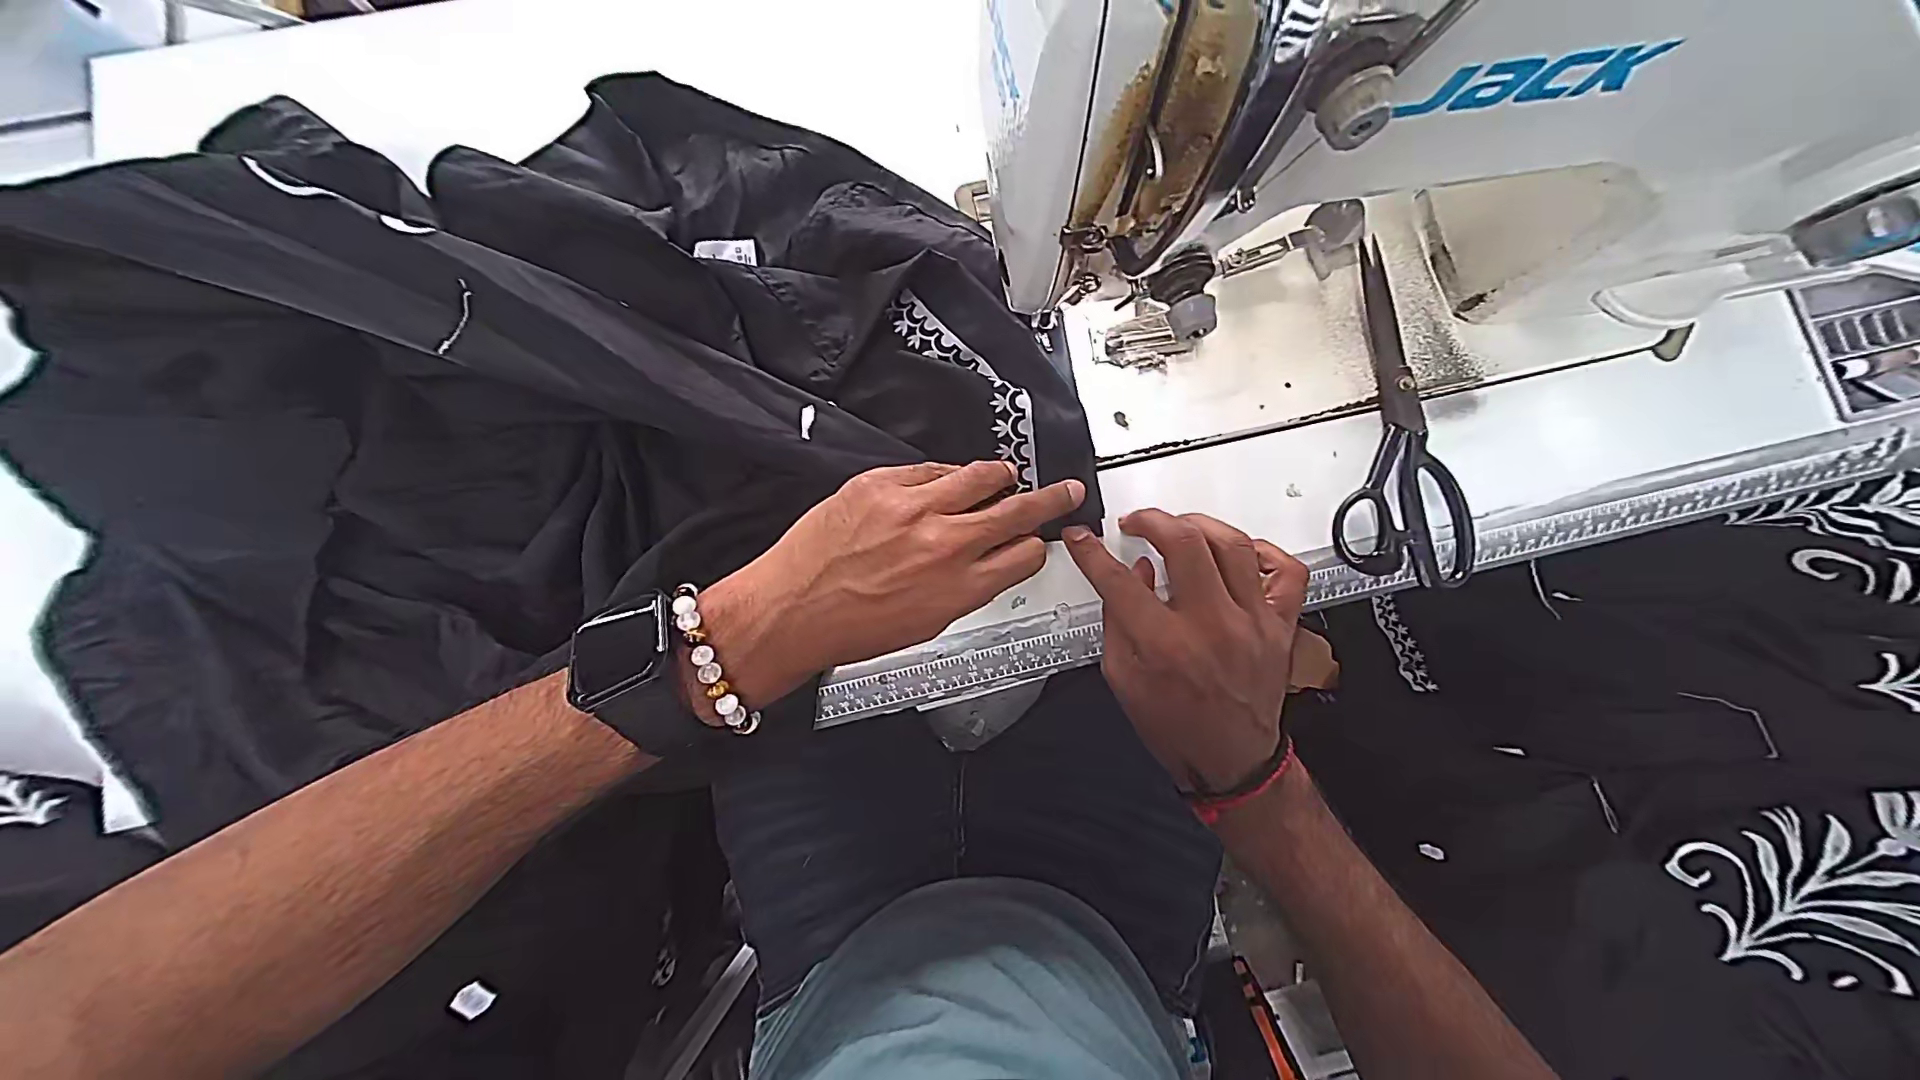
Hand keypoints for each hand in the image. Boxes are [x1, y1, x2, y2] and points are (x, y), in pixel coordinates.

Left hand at [693, 461, 1085, 714]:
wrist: (790, 610)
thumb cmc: (851, 628)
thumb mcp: (927, 622)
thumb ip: (967, 586)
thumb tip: (988, 563)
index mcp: (961, 587)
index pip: (1024, 554)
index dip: (1035, 544)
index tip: (1035, 537)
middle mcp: (945, 544)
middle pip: (1018, 509)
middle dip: (1049, 498)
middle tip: (1062, 489)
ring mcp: (913, 508)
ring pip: (981, 476)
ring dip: (1001, 476)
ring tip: (1006, 475)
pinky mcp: (881, 484)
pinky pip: (931, 468)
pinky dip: (945, 474)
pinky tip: (946, 480)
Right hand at [1063, 510, 1307, 792]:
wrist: (1231, 760)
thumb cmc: (1177, 726)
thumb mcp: (1123, 678)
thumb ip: (1119, 622)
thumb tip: (1130, 575)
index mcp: (1163, 645)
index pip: (1118, 579)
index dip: (1092, 551)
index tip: (1085, 539)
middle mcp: (1210, 628)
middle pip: (1183, 543)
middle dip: (1151, 520)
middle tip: (1138, 522)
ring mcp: (1251, 624)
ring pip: (1231, 545)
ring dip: (1198, 524)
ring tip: (1180, 527)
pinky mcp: (1279, 627)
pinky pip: (1285, 570)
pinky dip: (1262, 550)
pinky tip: (1237, 551)